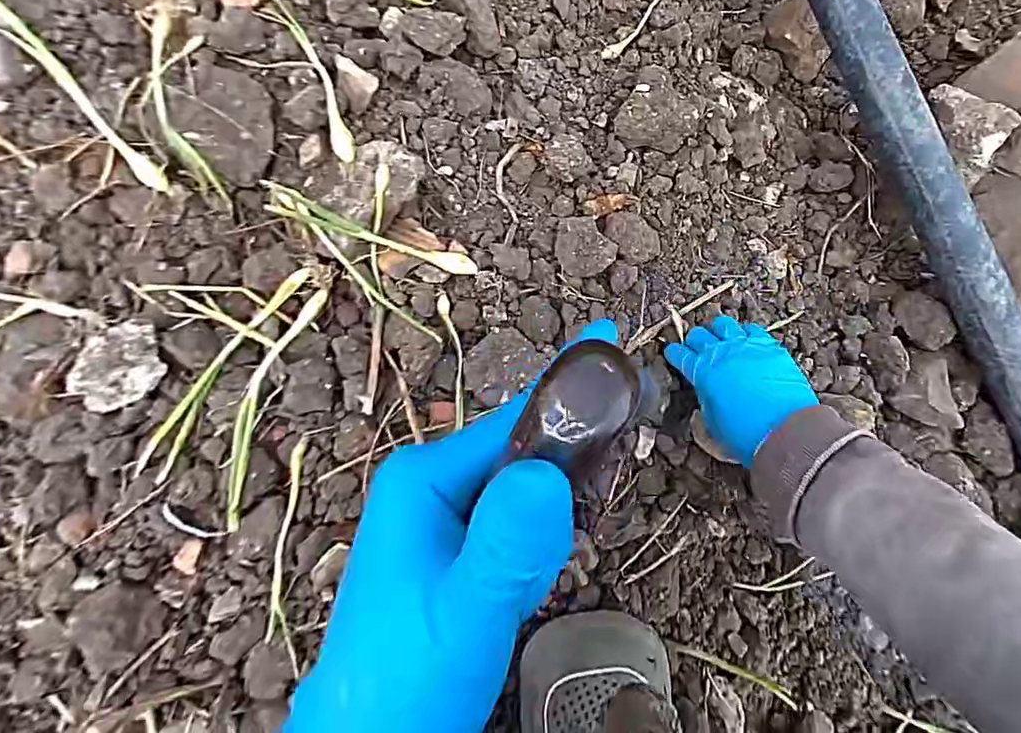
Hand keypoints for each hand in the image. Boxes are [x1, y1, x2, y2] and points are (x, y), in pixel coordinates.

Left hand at [286, 320, 619, 732]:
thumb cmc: (407, 682)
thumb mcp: (466, 610)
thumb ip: (505, 543)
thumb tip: (547, 471)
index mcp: (426, 477)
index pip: (517, 416)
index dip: (572, 387)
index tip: (613, 337)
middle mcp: (437, 481)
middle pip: (530, 446)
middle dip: (564, 479)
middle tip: (567, 530)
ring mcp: (451, 510)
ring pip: (534, 483)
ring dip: (552, 521)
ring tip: (527, 581)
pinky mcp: (466, 539)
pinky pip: (525, 514)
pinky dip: (542, 539)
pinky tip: (523, 583)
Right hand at [666, 315, 816, 464]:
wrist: (783, 428)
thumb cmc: (746, 436)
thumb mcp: (712, 433)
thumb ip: (703, 413)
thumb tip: (702, 408)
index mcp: (702, 373)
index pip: (681, 355)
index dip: (675, 353)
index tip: (673, 351)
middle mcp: (721, 354)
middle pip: (700, 335)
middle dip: (694, 338)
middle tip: (694, 343)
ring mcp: (746, 346)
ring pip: (725, 324)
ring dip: (718, 329)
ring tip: (719, 334)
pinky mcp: (769, 345)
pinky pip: (753, 330)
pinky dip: (746, 332)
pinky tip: (747, 338)